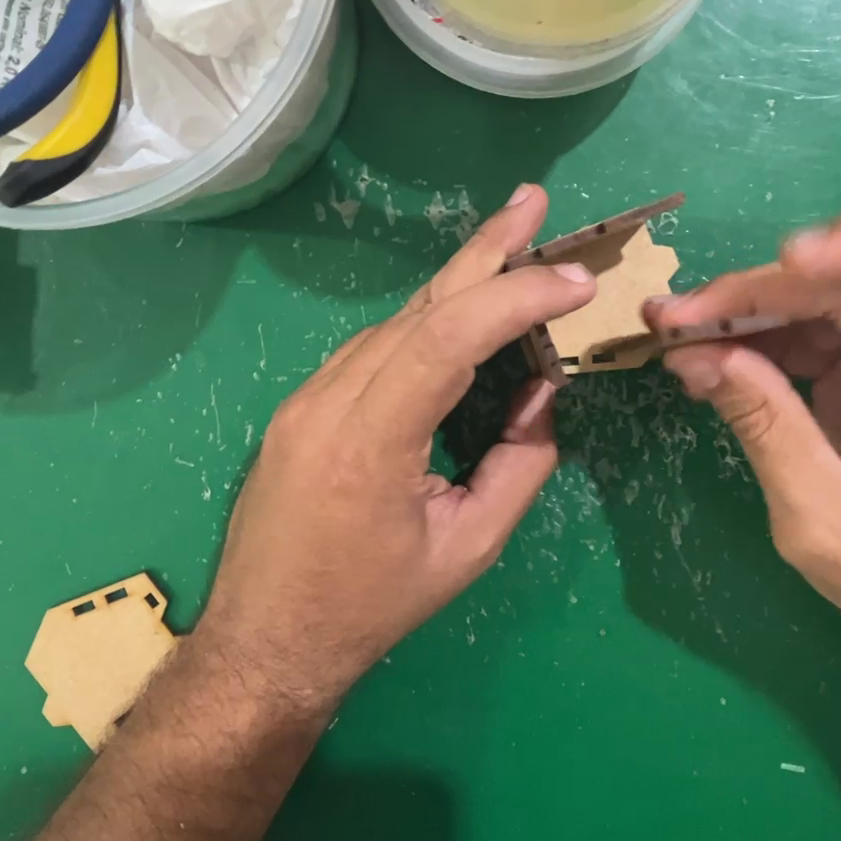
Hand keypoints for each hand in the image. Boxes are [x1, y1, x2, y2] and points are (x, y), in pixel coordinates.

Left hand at [196, 185, 595, 707]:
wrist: (265, 638)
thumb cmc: (370, 608)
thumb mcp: (466, 549)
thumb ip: (518, 465)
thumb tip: (540, 393)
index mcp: (370, 442)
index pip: (447, 339)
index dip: (515, 298)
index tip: (575, 281)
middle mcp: (329, 401)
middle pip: (417, 307)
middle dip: (485, 249)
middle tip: (533, 202)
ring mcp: (307, 398)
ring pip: (396, 322)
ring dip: (459, 286)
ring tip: (514, 251)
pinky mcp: (302, 404)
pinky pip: (374, 348)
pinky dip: (427, 324)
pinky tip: (461, 316)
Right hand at [648, 205, 840, 667]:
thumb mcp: (824, 521)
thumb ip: (766, 429)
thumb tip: (698, 354)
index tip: (790, 260)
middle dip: (766, 288)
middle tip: (679, 315)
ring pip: (831, 294)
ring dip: (748, 305)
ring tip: (673, 327)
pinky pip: (813, 328)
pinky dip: (754, 334)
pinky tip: (701, 349)